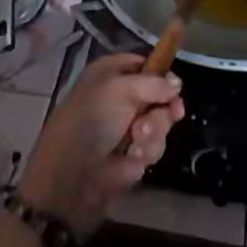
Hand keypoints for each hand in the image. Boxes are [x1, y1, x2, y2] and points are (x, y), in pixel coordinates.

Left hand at [19, 54, 184, 235]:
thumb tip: (177, 83)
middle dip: (160, 110)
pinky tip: (130, 159)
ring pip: (162, 122)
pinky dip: (145, 152)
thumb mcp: (118, 91)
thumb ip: (152, 83)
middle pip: (160, 95)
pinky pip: (155, 146)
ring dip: (152, 133)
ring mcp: (127, 127)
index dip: (160, 73)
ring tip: (134, 144)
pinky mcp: (134, 154)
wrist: (70, 182)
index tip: (174, 86)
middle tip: (158, 118)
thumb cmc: (89, 124)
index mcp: (108, 76)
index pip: (143, 64)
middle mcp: (119, 98)